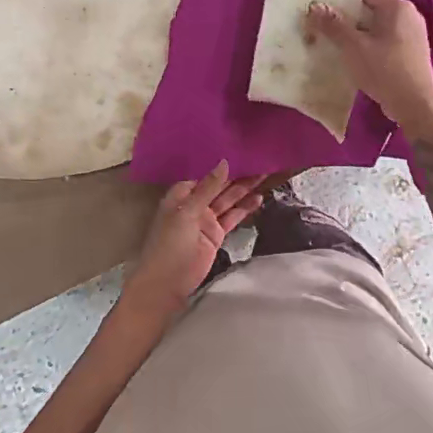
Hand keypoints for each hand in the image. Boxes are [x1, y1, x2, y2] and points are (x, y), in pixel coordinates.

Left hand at [123, 162, 263, 317]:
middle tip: (262, 158)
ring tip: (266, 173)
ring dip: (245, 189)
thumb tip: (224, 162)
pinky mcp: (215, 235)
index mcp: (181, 195)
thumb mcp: (187, 213)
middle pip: (219, 186)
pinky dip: (244, 209)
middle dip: (237, 174)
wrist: (166, 283)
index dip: (222, 163)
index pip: (204, 173)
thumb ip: (207, 189)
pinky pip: (232, 218)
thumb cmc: (170, 245)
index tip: (242, 149)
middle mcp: (194, 204)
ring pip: (228, 200)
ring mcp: (206, 220)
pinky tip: (259, 198)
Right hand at [308, 0, 432, 141]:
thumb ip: (334, 25)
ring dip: (356, 29)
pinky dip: (368, 40)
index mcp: (396, 6)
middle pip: (370, 6)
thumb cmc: (384, 71)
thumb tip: (314, 6)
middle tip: (321, 23)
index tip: (318, 2)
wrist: (414, 103)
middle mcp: (407, 13)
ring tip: (333, 39)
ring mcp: (412, 31)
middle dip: (346, 13)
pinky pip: (384, 37)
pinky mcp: (411, 48)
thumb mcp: (353, 47)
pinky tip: (354, 54)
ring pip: (376, 23)